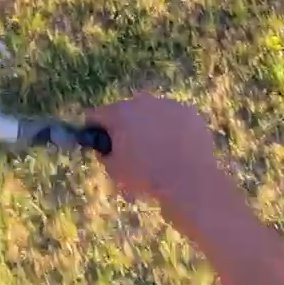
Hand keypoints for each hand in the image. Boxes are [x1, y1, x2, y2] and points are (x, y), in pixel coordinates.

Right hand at [89, 96, 228, 216]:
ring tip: (159, 153)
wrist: (190, 183)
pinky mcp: (188, 112)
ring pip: (151, 114)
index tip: (100, 143)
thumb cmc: (147, 178)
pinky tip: (177, 150)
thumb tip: (105, 146)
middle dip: (125, 128)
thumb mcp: (114, 171)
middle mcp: (141, 102)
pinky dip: (172, 130)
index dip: (93, 130)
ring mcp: (167, 105)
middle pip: (124, 112)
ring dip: (149, 127)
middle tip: (132, 152)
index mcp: (118, 113)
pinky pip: (173, 119)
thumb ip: (104, 153)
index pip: (95, 115)